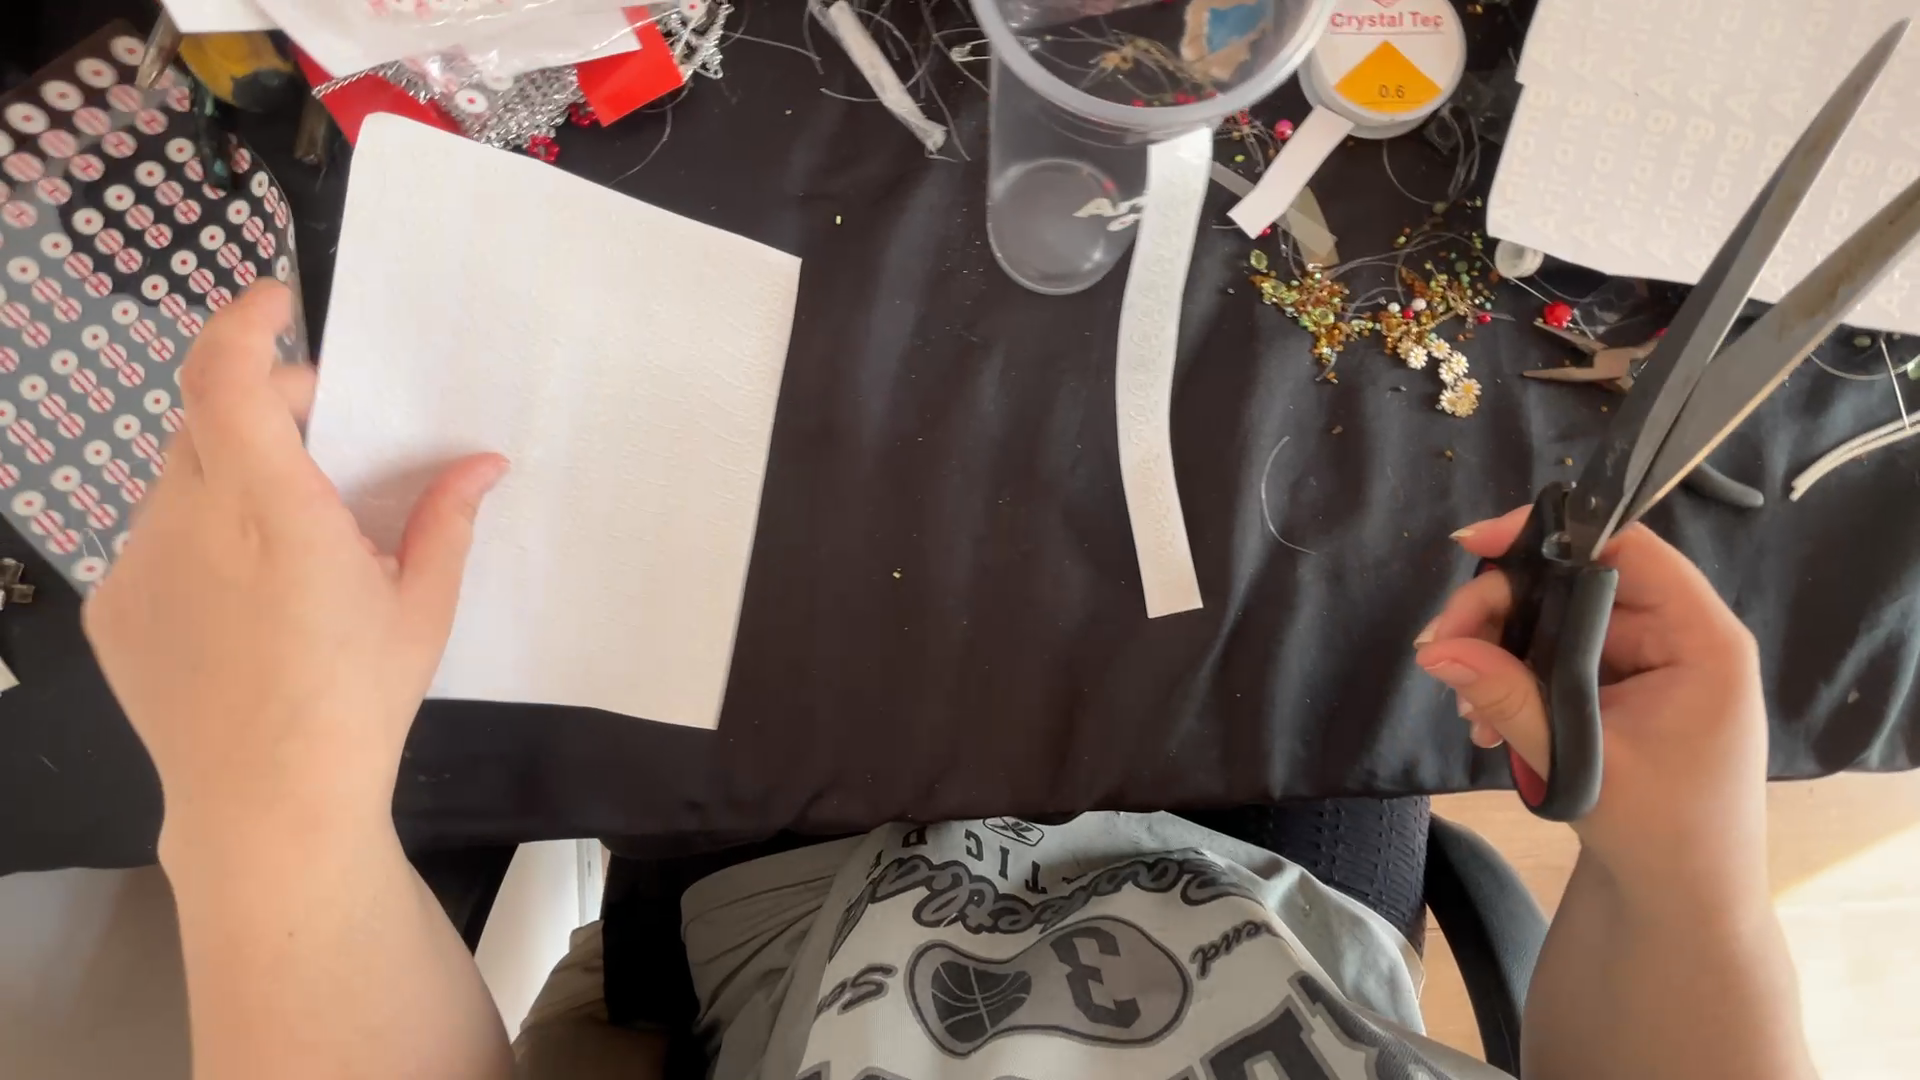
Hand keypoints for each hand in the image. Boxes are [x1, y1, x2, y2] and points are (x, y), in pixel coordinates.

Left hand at [83, 282, 507, 856]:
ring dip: (241, 466)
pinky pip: (159, 530)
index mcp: (277, 517)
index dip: (243, 327)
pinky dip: (210, 522)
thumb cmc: (363, 691)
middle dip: (270, 400)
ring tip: (302, 526)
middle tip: (335, 431)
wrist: (266, 797)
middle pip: (207, 418)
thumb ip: (446, 519)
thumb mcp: (425, 603)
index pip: (229, 388)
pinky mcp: (113, 603)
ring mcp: (136, 564)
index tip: (278, 300)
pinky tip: (255, 588)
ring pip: (181, 474)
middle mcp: (188, 524)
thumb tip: (484, 462)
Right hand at [1413, 507, 1770, 906]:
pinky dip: (1499, 673)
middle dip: (1491, 609)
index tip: (1471, 545)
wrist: (1676, 892)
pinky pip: (1540, 651)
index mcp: (1696, 642)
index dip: (1550, 534)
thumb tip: (1433, 649)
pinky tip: (1478, 714)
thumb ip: (1507, 699)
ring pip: (1542, 617)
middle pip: (1564, 583)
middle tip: (1438, 649)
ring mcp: (1635, 658)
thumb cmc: (1658, 830)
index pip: (1626, 551)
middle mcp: (1668, 636)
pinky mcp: (1605, 680)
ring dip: (1487, 647)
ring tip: (1460, 700)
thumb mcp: (1578, 762)